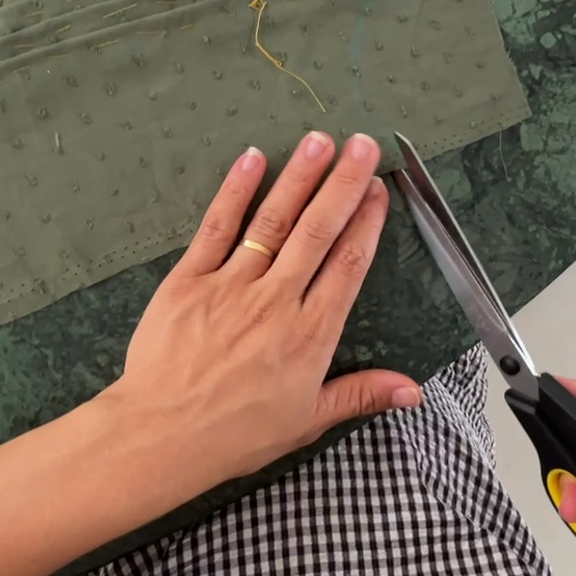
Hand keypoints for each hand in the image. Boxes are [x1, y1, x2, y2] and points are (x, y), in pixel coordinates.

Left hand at [100, 131, 421, 490]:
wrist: (162, 436)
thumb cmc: (236, 433)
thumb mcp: (307, 421)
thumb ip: (361, 395)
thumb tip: (413, 391)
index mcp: (310, 334)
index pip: (348, 265)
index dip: (366, 223)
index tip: (379, 190)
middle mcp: (277, 301)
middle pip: (318, 231)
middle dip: (343, 183)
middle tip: (362, 144)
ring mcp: (233, 285)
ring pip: (273, 221)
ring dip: (299, 177)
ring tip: (320, 140)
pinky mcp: (190, 280)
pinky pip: (217, 227)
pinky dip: (235, 191)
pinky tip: (253, 159)